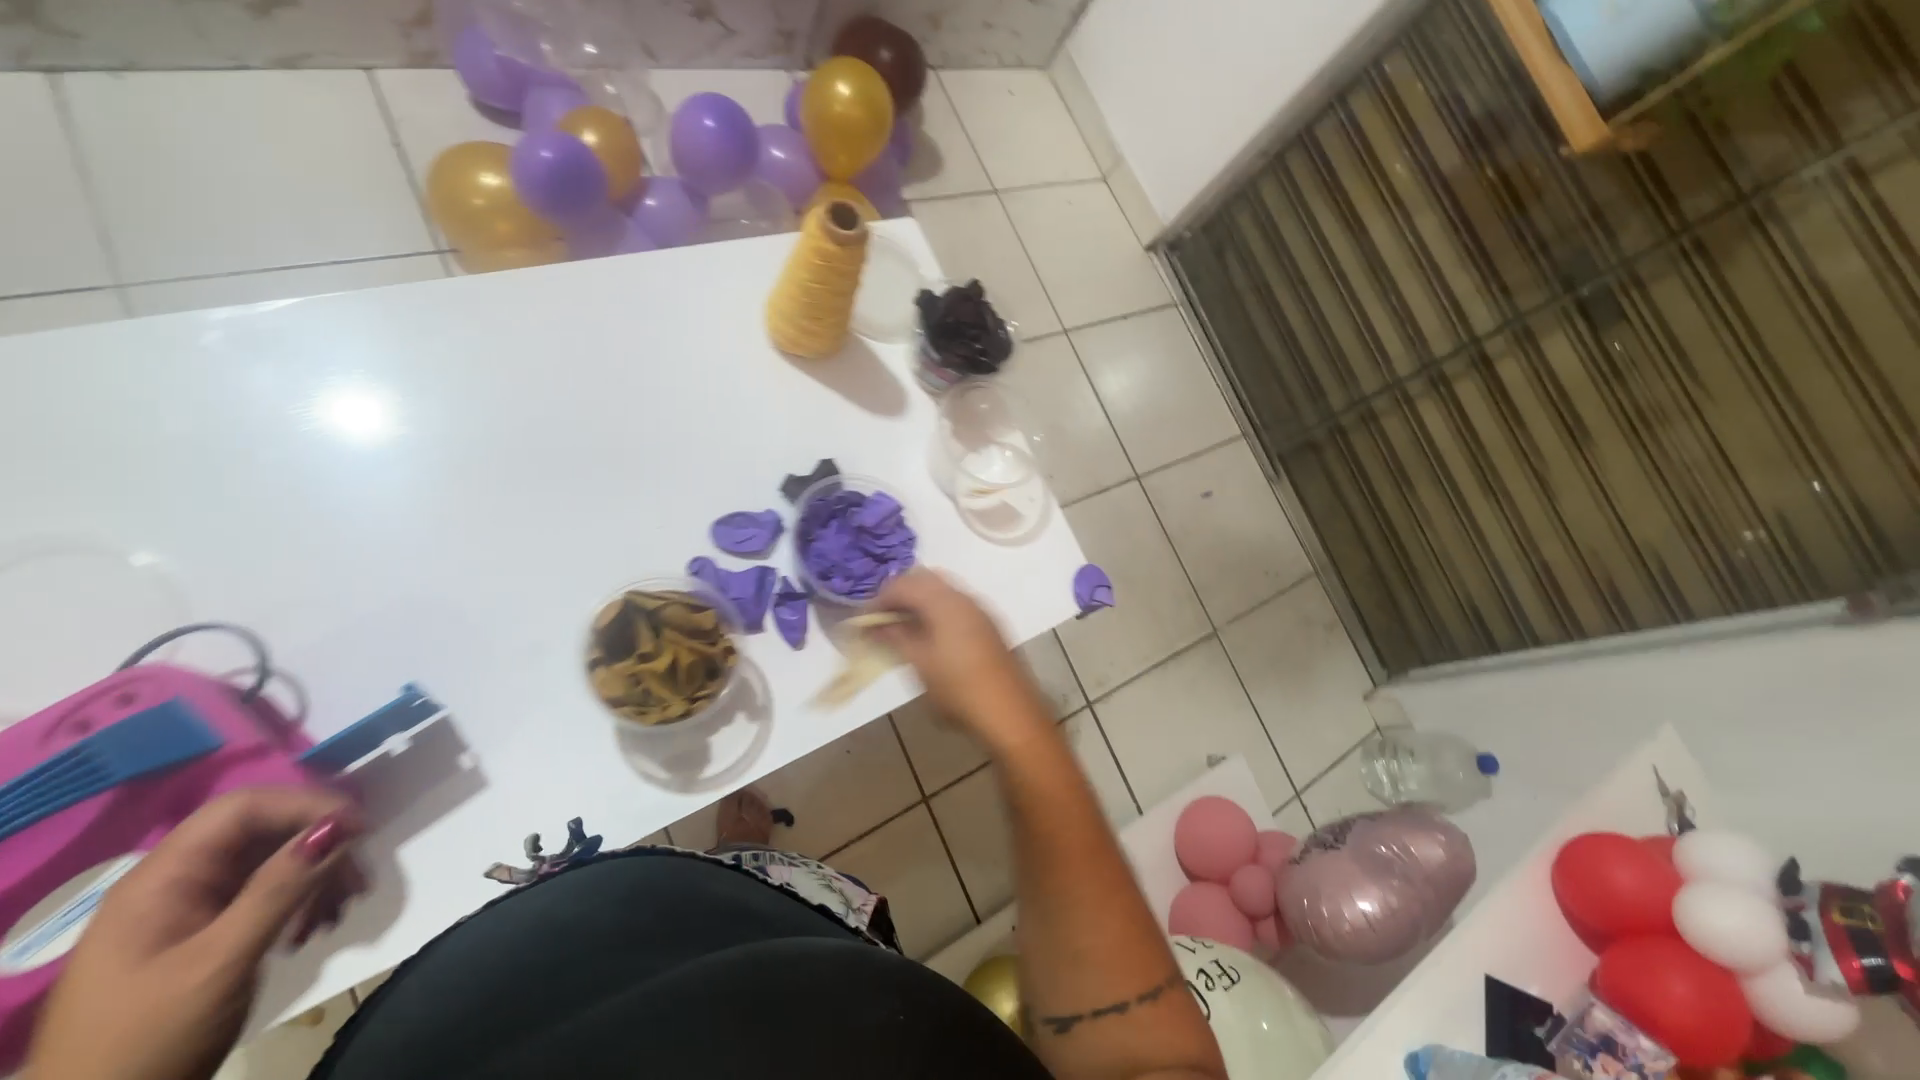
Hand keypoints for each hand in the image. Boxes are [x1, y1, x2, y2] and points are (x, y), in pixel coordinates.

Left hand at [25, 787, 365, 1079]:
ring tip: (339, 915)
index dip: (306, 806)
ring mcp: (189, 909)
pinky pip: (262, 898)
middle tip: (359, 883)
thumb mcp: (220, 962)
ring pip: (268, 865)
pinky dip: (298, 905)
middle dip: (318, 849)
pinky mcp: (204, 935)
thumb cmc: (149, 1037)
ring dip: (315, 880)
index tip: (362, 830)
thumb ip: (278, 890)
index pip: (244, 809)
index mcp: (164, 877)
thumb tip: (336, 828)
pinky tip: (312, 933)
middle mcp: (176, 882)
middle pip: (262, 834)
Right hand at [872, 569, 1051, 754]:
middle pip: (924, 580)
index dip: (879, 599)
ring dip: (919, 604)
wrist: (1011, 714)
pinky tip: (929, 640)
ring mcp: (981, 611)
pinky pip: (956, 606)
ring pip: (942, 592)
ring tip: (903, 632)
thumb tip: (874, 625)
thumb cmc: (959, 690)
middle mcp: (965, 598)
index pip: (903, 584)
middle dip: (900, 596)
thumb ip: (895, 637)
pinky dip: (936, 613)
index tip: (864, 622)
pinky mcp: (989, 627)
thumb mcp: (920, 664)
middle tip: (883, 622)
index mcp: (945, 602)